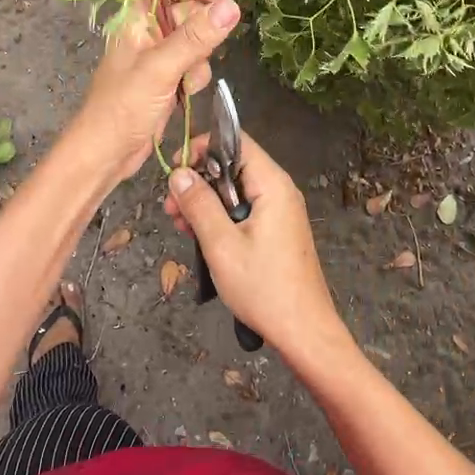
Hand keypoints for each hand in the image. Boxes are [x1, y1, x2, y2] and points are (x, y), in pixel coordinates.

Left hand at [63, 0, 240, 179]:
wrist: (106, 154)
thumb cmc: (123, 106)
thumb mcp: (161, 68)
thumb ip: (195, 37)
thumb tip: (230, 5)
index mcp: (134, 19)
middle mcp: (145, 33)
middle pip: (184, 10)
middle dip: (200, 28)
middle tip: (204, 47)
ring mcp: (156, 57)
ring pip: (193, 41)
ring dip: (199, 57)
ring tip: (188, 79)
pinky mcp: (166, 80)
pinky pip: (192, 65)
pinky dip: (195, 76)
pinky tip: (187, 93)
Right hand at [164, 131, 347, 359]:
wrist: (304, 332)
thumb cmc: (263, 287)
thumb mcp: (222, 245)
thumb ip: (199, 204)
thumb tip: (178, 172)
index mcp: (272, 184)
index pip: (236, 142)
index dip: (203, 148)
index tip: (176, 170)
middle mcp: (278, 190)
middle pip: (232, 167)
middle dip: (198, 181)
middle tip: (171, 207)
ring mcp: (278, 211)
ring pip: (234, 191)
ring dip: (205, 202)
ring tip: (178, 224)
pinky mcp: (275, 230)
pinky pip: (242, 210)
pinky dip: (219, 217)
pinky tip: (198, 235)